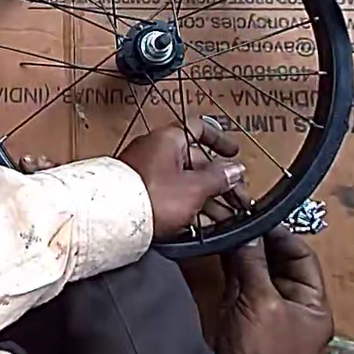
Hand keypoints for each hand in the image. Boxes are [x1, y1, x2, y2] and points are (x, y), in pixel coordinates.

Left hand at [114, 121, 244, 237]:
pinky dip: (189, 205)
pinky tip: (203, 224)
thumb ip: (218, 178)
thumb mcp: (194, 187)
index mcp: (168, 139)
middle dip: (220, 180)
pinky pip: (171, 192)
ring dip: (209, 197)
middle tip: (240, 201)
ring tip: (228, 220)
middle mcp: (156, 149)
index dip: (219, 139)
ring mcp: (146, 169)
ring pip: (185, 179)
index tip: (234, 153)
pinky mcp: (140, 189)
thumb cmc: (151, 195)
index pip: (199, 128)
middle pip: (195, 159)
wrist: (114, 216)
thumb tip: (235, 169)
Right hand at [212, 229, 333, 353]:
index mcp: (311, 302)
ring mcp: (264, 302)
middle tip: (236, 215)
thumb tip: (247, 233)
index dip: (282, 234)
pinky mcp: (241, 305)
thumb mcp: (262, 304)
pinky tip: (216, 241)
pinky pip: (237, 273)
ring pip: (254, 263)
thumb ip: (253, 265)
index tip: (258, 217)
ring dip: (240, 245)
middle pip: (276, 257)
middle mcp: (290, 299)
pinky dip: (228, 257)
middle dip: (257, 236)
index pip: (302, 256)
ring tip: (224, 223)